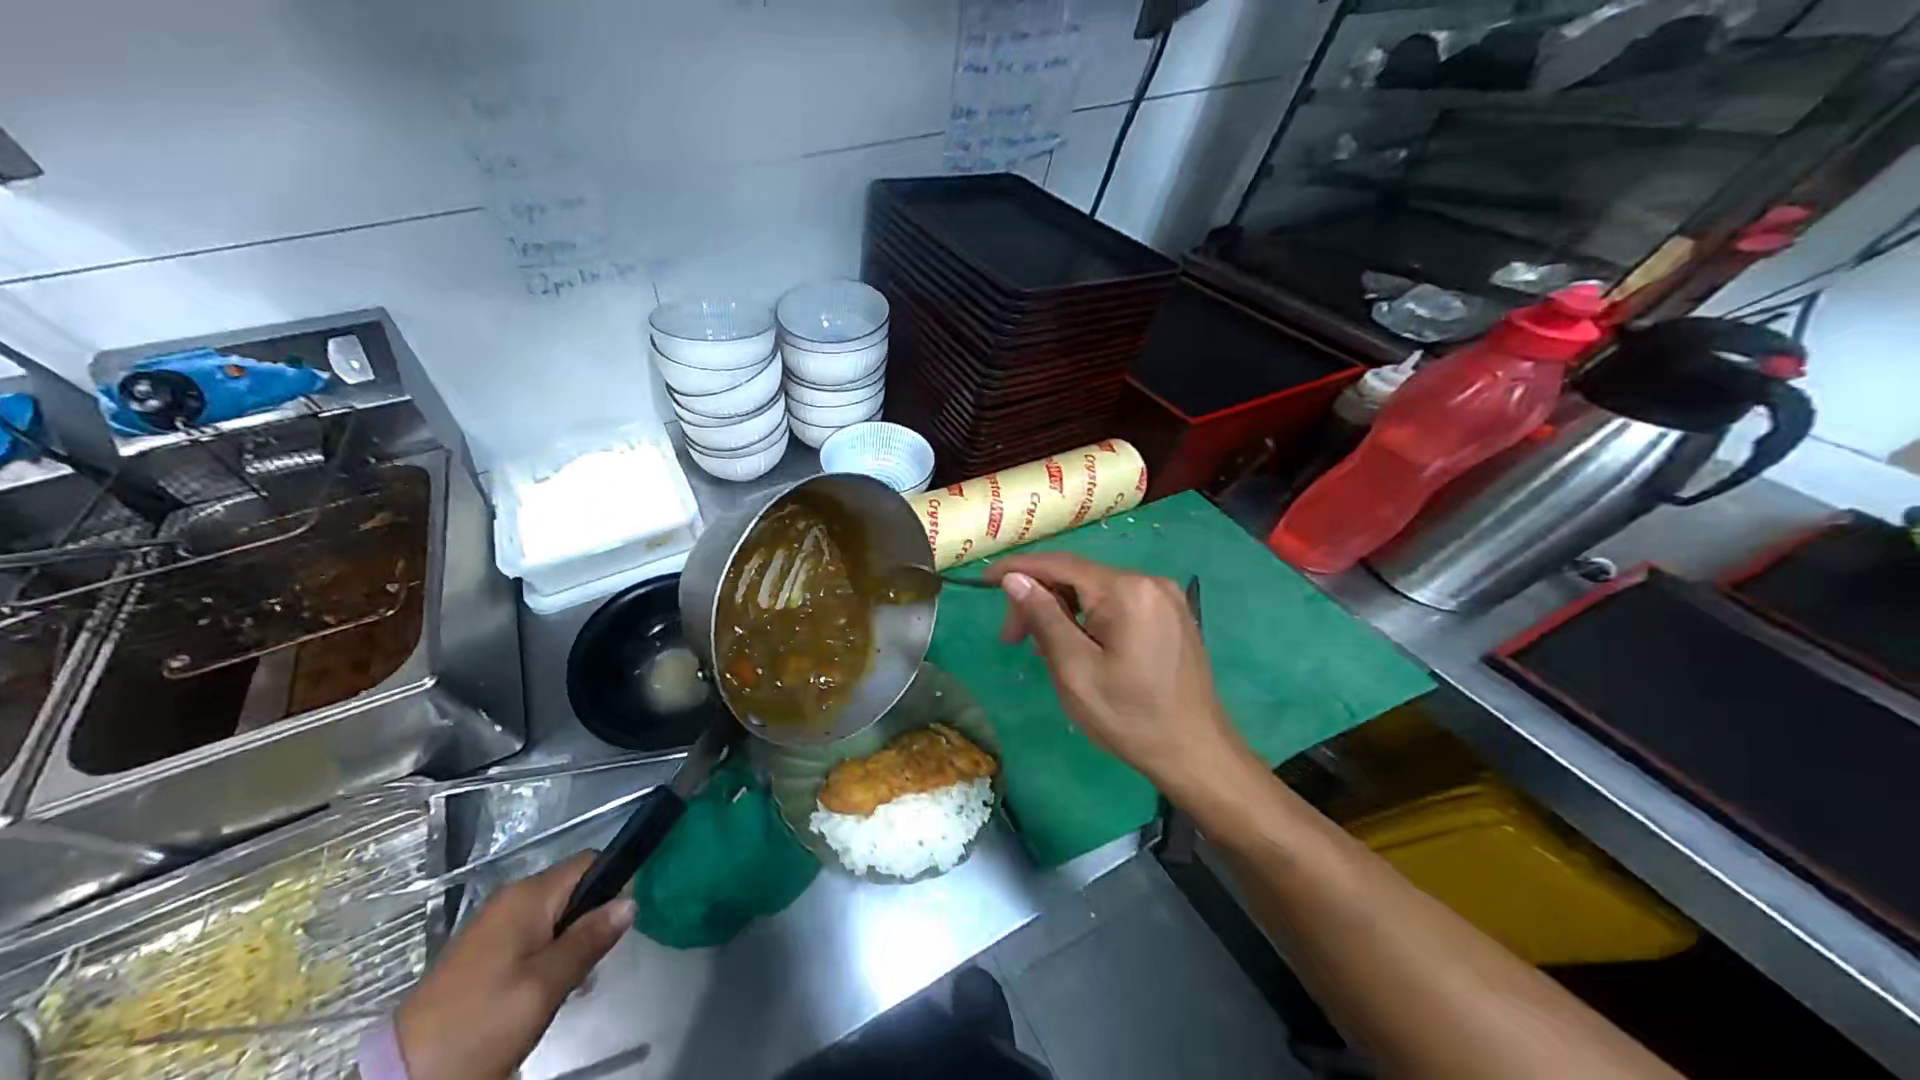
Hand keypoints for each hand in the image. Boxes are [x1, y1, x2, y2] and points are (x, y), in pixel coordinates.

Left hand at [395, 853, 633, 1079]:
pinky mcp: (483, 952)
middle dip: (592, 920)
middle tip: (596, 962)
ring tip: (572, 982)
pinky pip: (533, 937)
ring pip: (556, 916)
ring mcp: (493, 926)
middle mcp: (510, 899)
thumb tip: (630, 901)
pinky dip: (549, 956)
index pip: (589, 862)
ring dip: (572, 943)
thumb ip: (589, 939)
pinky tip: (547, 990)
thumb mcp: (545, 985)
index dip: (614, 881)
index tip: (624, 920)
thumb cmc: (482, 1022)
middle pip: (573, 889)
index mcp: (527, 896)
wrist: (404, 1075)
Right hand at [984, 553, 1257, 800]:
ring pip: (1097, 590)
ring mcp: (1166, 597)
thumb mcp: (1074, 669)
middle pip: (1078, 576)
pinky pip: (1119, 603)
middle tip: (1013, 640)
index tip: (985, 583)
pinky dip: (1089, 616)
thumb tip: (1014, 579)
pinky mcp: (1172, 615)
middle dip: (1041, 599)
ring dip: (1063, 610)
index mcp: (1127, 590)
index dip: (1019, 569)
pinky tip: (1079, 645)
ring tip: (1046, 650)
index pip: (1060, 564)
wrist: (1196, 752)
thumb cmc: (1129, 717)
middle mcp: (1150, 581)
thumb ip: (1043, 616)